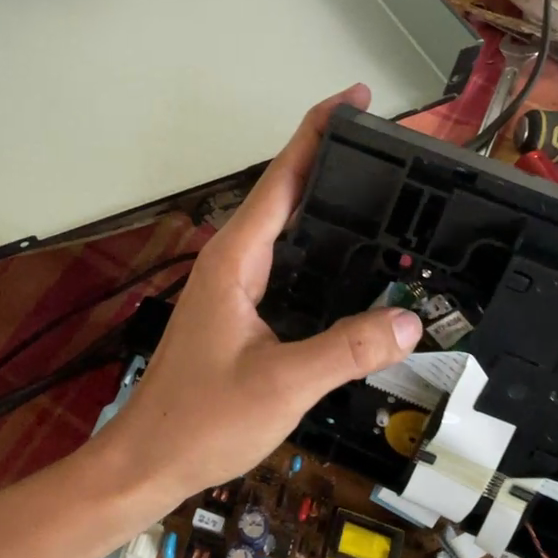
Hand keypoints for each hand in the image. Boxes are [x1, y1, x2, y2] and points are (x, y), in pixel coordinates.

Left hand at [94, 84, 422, 502]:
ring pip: (284, 225)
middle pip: (285, 191)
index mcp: (235, 259)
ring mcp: (231, 283)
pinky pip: (284, 259)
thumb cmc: (202, 420)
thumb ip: (348, 351)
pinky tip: (347, 259)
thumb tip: (410, 321)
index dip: (319, 132)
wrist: (148, 459)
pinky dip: (317, 244)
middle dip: (331, 158)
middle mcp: (231, 259)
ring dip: (324, 199)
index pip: (283, 177)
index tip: (355, 98)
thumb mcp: (284, 385)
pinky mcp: (237, 307)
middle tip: (386, 144)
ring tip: (377, 187)